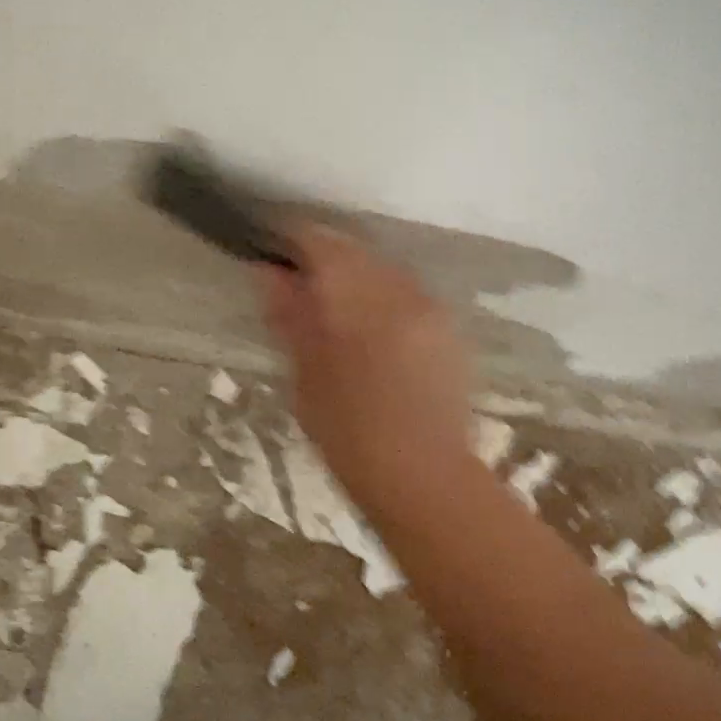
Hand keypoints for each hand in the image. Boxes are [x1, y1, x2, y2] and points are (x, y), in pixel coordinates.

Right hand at [259, 224, 480, 527]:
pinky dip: (383, 306)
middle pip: (356, 254)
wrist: (423, 477)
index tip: (269, 258)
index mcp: (358, 295)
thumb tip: (269, 273)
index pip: (320, 242)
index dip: (290, 244)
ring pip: (384, 275)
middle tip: (295, 296)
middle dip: (324, 265)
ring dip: (356, 284)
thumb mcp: (305, 374)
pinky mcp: (451, 332)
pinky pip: (408, 299)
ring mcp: (432, 309)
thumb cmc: (349, 431)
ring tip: (331, 321)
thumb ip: (290, 316)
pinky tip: (370, 341)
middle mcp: (401, 288)